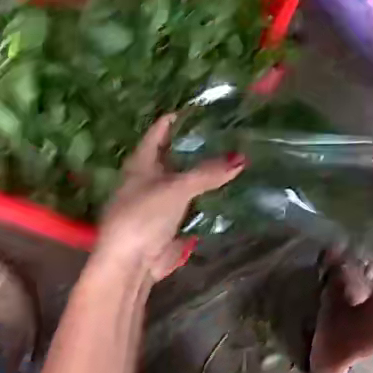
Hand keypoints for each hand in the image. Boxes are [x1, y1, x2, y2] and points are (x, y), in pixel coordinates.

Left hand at [93, 115, 244, 279]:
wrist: (131, 262)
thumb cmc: (144, 215)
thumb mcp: (178, 188)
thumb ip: (208, 173)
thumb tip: (240, 158)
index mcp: (141, 163)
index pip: (159, 131)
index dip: (178, 119)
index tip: (202, 110)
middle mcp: (147, 179)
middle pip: (173, 156)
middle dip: (196, 146)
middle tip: (225, 134)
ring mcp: (158, 201)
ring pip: (184, 180)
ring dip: (203, 173)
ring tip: (231, 160)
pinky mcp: (168, 223)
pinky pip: (191, 203)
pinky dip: (207, 197)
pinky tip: (226, 192)